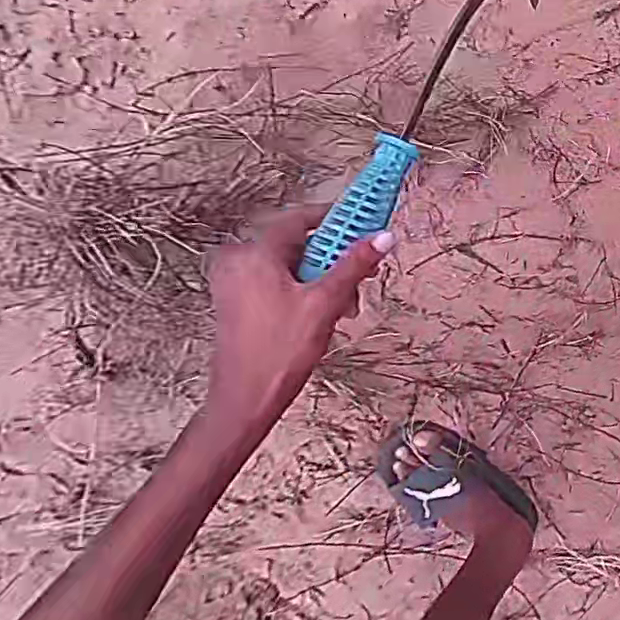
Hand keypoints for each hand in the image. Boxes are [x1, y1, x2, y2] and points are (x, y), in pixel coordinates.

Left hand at [203, 205, 393, 431]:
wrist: (246, 401)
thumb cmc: (279, 352)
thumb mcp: (326, 301)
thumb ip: (355, 264)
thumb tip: (382, 236)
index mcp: (254, 255)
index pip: (301, 219)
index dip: (337, 218)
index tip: (364, 221)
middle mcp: (239, 263)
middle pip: (300, 244)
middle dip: (335, 257)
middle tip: (362, 272)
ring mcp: (236, 283)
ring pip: (294, 264)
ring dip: (325, 277)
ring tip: (344, 303)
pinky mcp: (241, 301)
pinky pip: (281, 280)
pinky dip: (307, 288)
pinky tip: (326, 310)